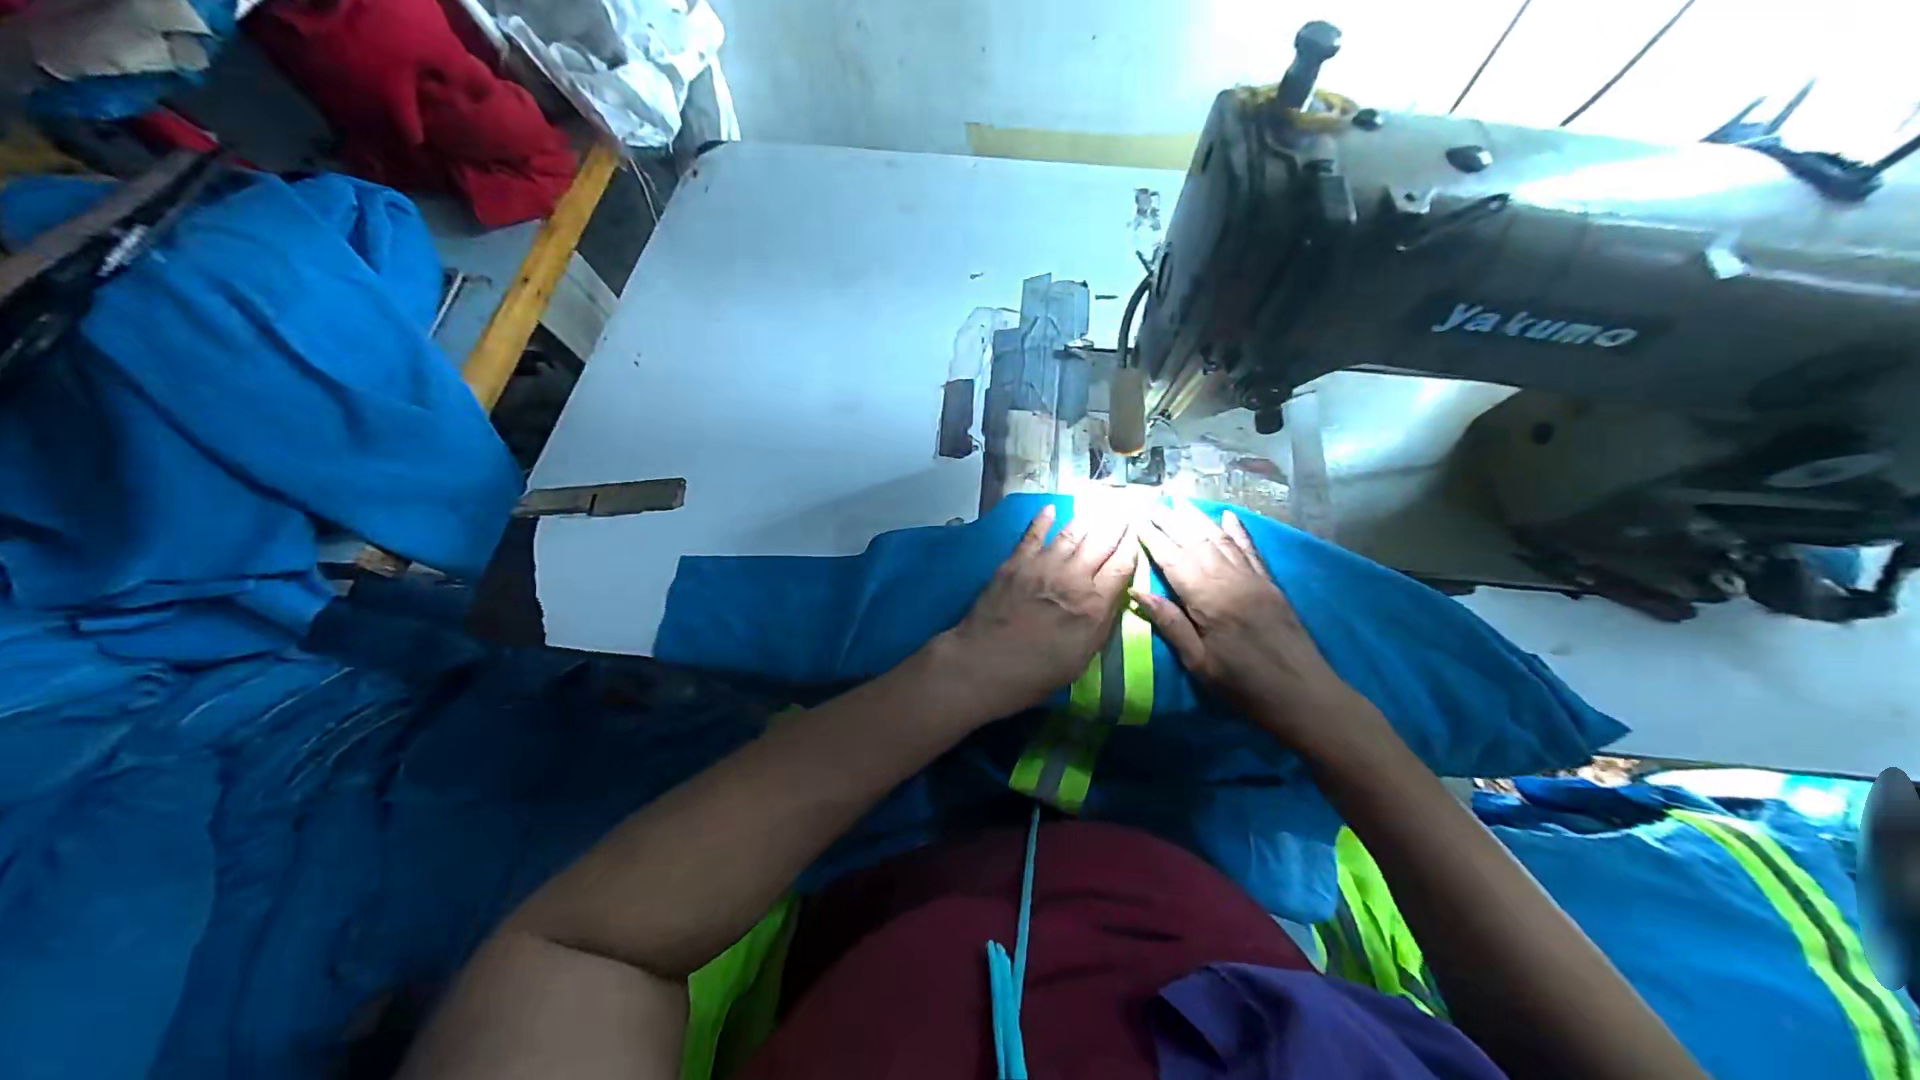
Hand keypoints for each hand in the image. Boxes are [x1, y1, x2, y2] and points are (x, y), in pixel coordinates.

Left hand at [936, 503, 1137, 720]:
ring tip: (1100, 507)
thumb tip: (1114, 596)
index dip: (1132, 546)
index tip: (1138, 532)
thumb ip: (1101, 623)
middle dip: (1116, 525)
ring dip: (1087, 519)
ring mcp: (1043, 566)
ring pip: (1071, 534)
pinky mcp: (1015, 562)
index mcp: (1094, 605)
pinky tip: (1051, 509)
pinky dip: (1043, 520)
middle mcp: (1073, 578)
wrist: (985, 663)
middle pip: (1101, 543)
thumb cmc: (1037, 673)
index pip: (1122, 565)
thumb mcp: (1083, 657)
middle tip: (1125, 510)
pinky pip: (1033, 534)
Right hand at [1133, 501, 1377, 748]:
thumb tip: (1138, 593)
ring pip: (1222, 541)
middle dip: (1172, 522)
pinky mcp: (1270, 585)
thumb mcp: (1199, 664)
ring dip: (1199, 519)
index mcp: (1209, 602)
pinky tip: (1227, 516)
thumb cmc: (1243, 686)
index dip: (1154, 541)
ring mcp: (1254, 580)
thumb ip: (1171, 625)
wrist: (1304, 696)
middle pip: (1196, 544)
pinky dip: (1238, 531)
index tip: (1137, 521)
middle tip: (1153, 502)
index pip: (1174, 562)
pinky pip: (1250, 550)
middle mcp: (1231, 582)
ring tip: (1180, 502)